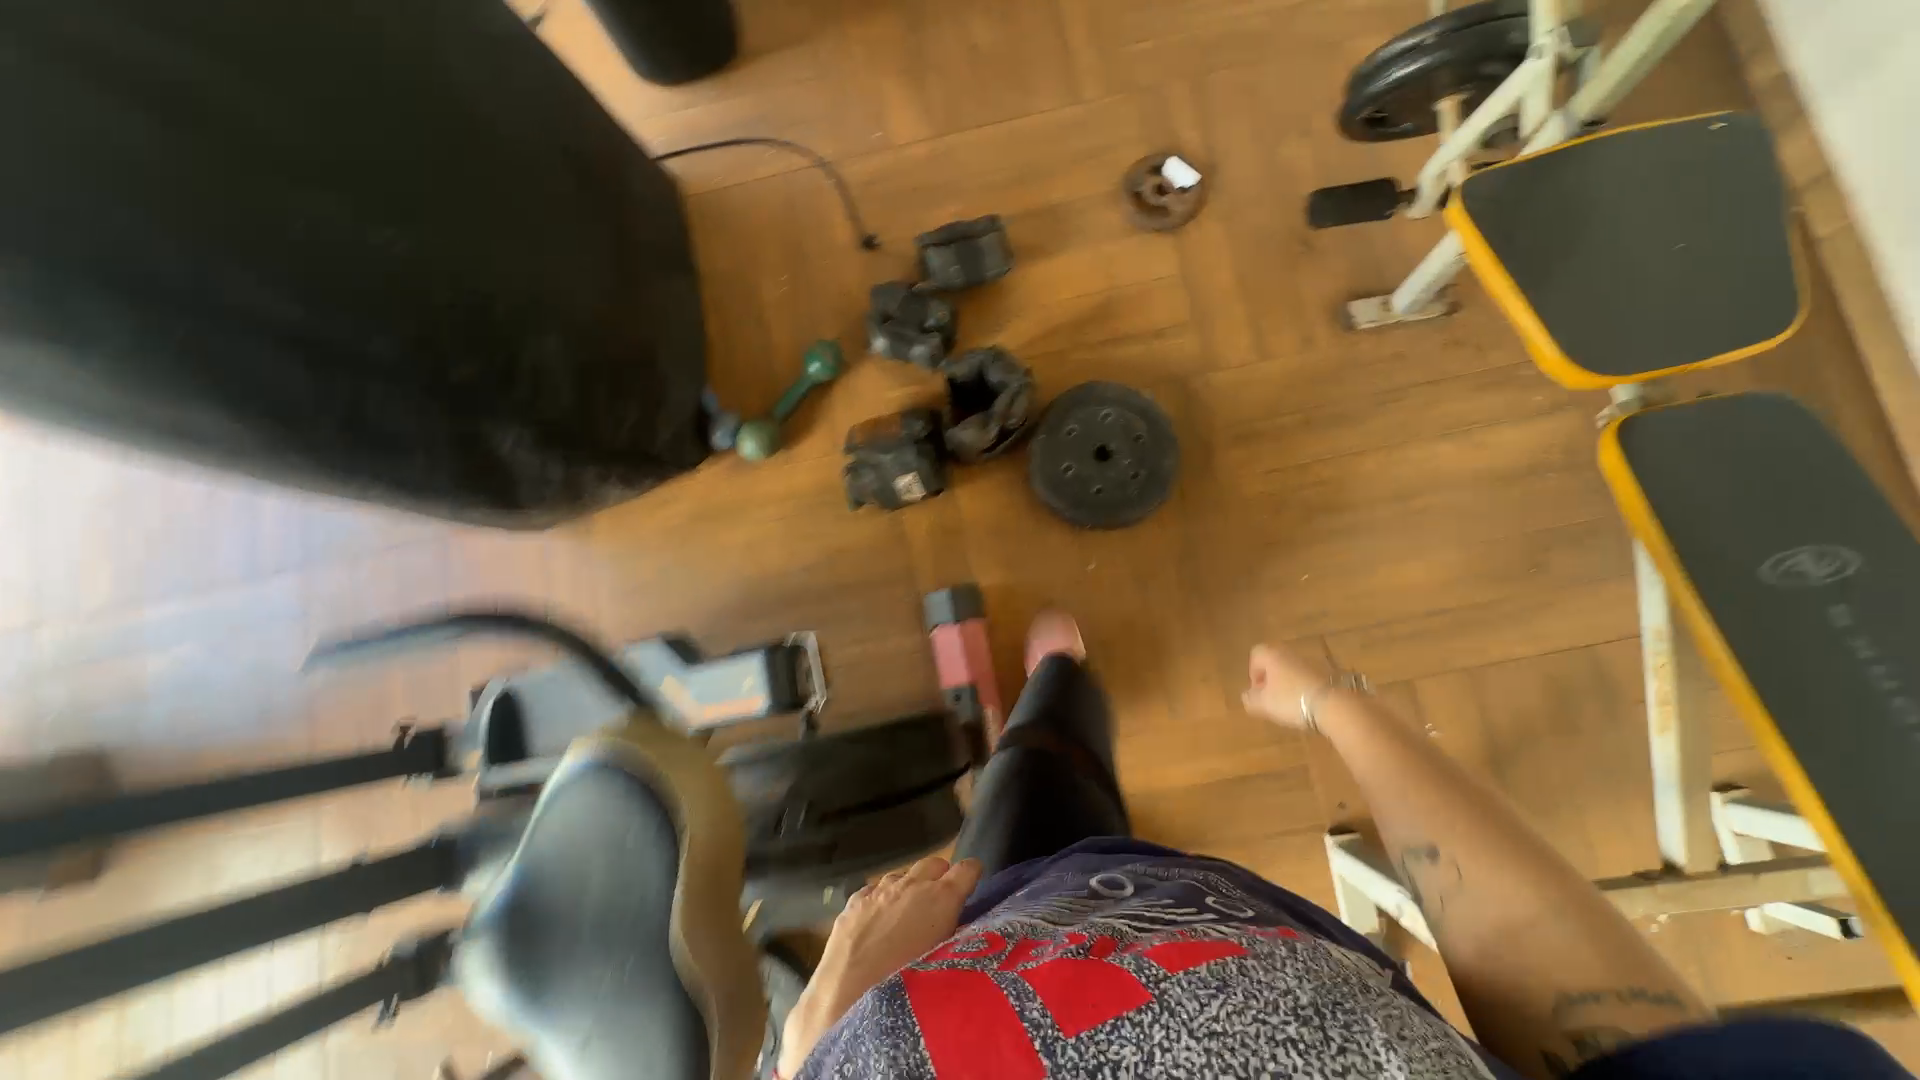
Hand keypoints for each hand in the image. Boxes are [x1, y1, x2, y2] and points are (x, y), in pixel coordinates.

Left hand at [776, 855, 982, 1076]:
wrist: (849, 993)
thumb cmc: (909, 983)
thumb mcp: (946, 959)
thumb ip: (957, 935)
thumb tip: (962, 925)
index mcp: (941, 897)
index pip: (967, 868)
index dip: (973, 873)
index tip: (975, 882)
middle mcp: (911, 884)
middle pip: (934, 863)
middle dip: (941, 875)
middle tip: (942, 898)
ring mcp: (880, 890)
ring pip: (902, 875)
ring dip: (909, 887)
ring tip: (908, 912)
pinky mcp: (855, 901)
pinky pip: (875, 890)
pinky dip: (882, 899)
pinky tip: (878, 919)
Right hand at [1242, 643, 1332, 729]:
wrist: (1334, 705)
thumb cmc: (1291, 700)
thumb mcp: (1262, 704)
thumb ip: (1250, 699)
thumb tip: (1248, 695)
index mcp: (1272, 655)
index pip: (1256, 654)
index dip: (1253, 673)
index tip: (1258, 692)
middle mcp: (1291, 653)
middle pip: (1276, 662)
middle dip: (1272, 679)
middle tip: (1273, 699)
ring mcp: (1313, 662)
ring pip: (1294, 670)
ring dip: (1290, 684)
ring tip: (1292, 706)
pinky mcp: (1330, 673)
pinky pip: (1311, 679)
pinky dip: (1306, 689)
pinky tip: (1309, 706)